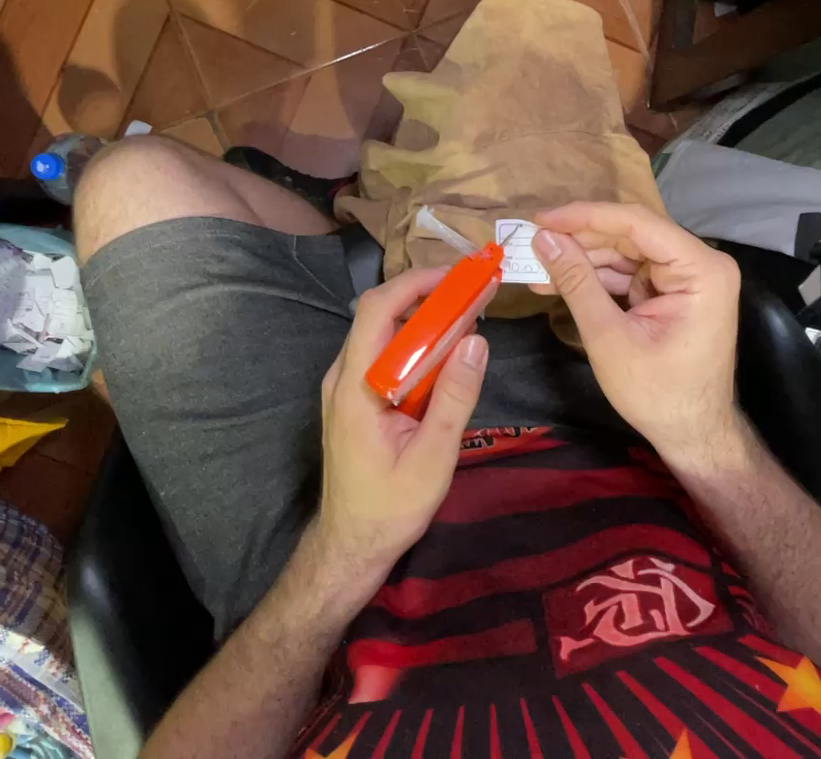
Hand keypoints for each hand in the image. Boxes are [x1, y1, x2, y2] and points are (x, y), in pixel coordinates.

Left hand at [310, 266, 488, 581]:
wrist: (351, 543)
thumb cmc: (390, 507)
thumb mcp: (432, 458)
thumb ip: (453, 399)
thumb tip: (477, 340)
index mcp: (355, 385)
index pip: (378, 311)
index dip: (416, 283)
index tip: (458, 276)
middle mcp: (343, 375)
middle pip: (378, 313)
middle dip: (425, 293)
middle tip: (471, 289)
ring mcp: (345, 385)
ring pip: (382, 332)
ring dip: (421, 317)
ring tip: (466, 313)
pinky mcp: (354, 396)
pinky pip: (383, 354)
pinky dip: (414, 342)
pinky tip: (445, 351)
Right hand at [531, 203, 751, 469]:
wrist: (691, 434)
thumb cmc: (657, 392)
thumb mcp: (608, 336)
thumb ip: (576, 282)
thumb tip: (543, 239)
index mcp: (700, 270)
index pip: (637, 223)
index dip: (585, 216)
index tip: (541, 218)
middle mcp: (698, 263)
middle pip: (630, 235)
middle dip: (579, 240)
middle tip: (531, 243)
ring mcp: (684, 277)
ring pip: (623, 252)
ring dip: (580, 260)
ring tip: (534, 267)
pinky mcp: (669, 291)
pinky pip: (626, 272)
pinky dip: (593, 278)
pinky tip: (556, 281)